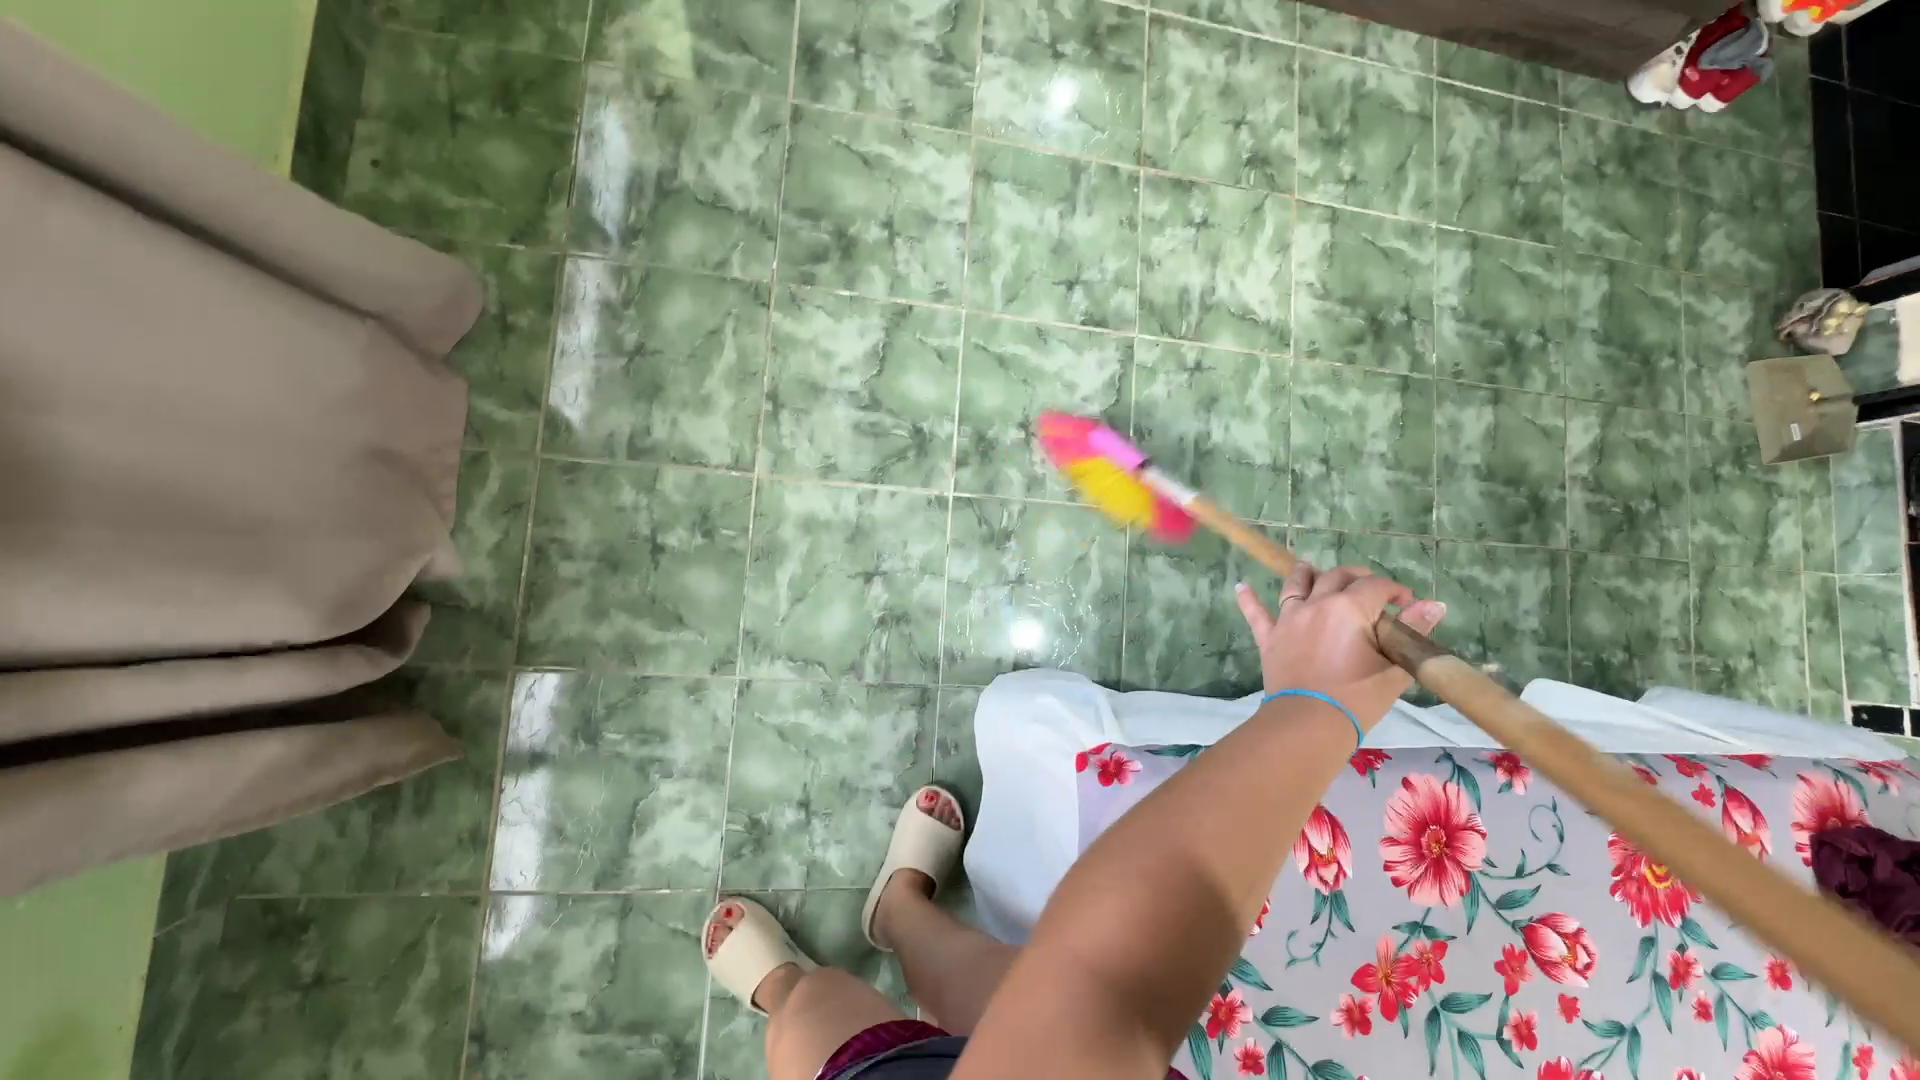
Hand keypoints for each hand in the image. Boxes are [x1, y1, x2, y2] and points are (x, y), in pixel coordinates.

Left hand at [1234, 563, 1446, 731]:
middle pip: (1336, 577)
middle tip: (1370, 587)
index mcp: (1349, 608)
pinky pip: (1256, 615)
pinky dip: (1249, 600)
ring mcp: (1288, 620)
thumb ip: (1413, 631)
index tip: (1407, 603)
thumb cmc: (1358, 697)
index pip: (1376, 585)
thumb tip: (1435, 605)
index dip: (1395, 590)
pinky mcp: (1269, 639)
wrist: (1309, 722)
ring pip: (1295, 586)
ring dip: (1304, 574)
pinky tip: (1241, 587)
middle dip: (1357, 577)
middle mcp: (1315, 605)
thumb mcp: (1394, 666)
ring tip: (1308, 568)